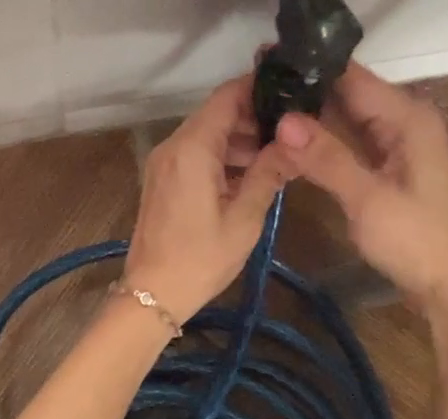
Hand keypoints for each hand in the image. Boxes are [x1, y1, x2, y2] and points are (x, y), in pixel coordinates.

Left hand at [124, 76, 294, 323]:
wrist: (152, 297)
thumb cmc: (200, 261)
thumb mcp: (244, 219)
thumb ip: (270, 173)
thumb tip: (296, 142)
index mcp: (193, 147)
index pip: (229, 95)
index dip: (261, 91)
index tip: (292, 99)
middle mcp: (173, 146)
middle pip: (218, 115)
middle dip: (254, 122)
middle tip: (290, 138)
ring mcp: (163, 165)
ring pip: (206, 137)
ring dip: (239, 144)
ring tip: (275, 163)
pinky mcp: (161, 184)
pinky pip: (194, 158)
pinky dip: (220, 161)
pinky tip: (247, 181)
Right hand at [271, 64, 447, 311]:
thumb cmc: (415, 241)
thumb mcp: (367, 199)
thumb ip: (326, 159)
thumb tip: (284, 122)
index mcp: (407, 117)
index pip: (352, 78)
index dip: (310, 75)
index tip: (265, 82)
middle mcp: (406, 122)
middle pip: (349, 98)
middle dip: (308, 101)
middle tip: (257, 107)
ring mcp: (399, 147)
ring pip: (349, 124)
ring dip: (315, 125)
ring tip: (266, 125)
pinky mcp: (391, 171)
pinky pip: (354, 147)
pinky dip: (328, 149)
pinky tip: (296, 152)